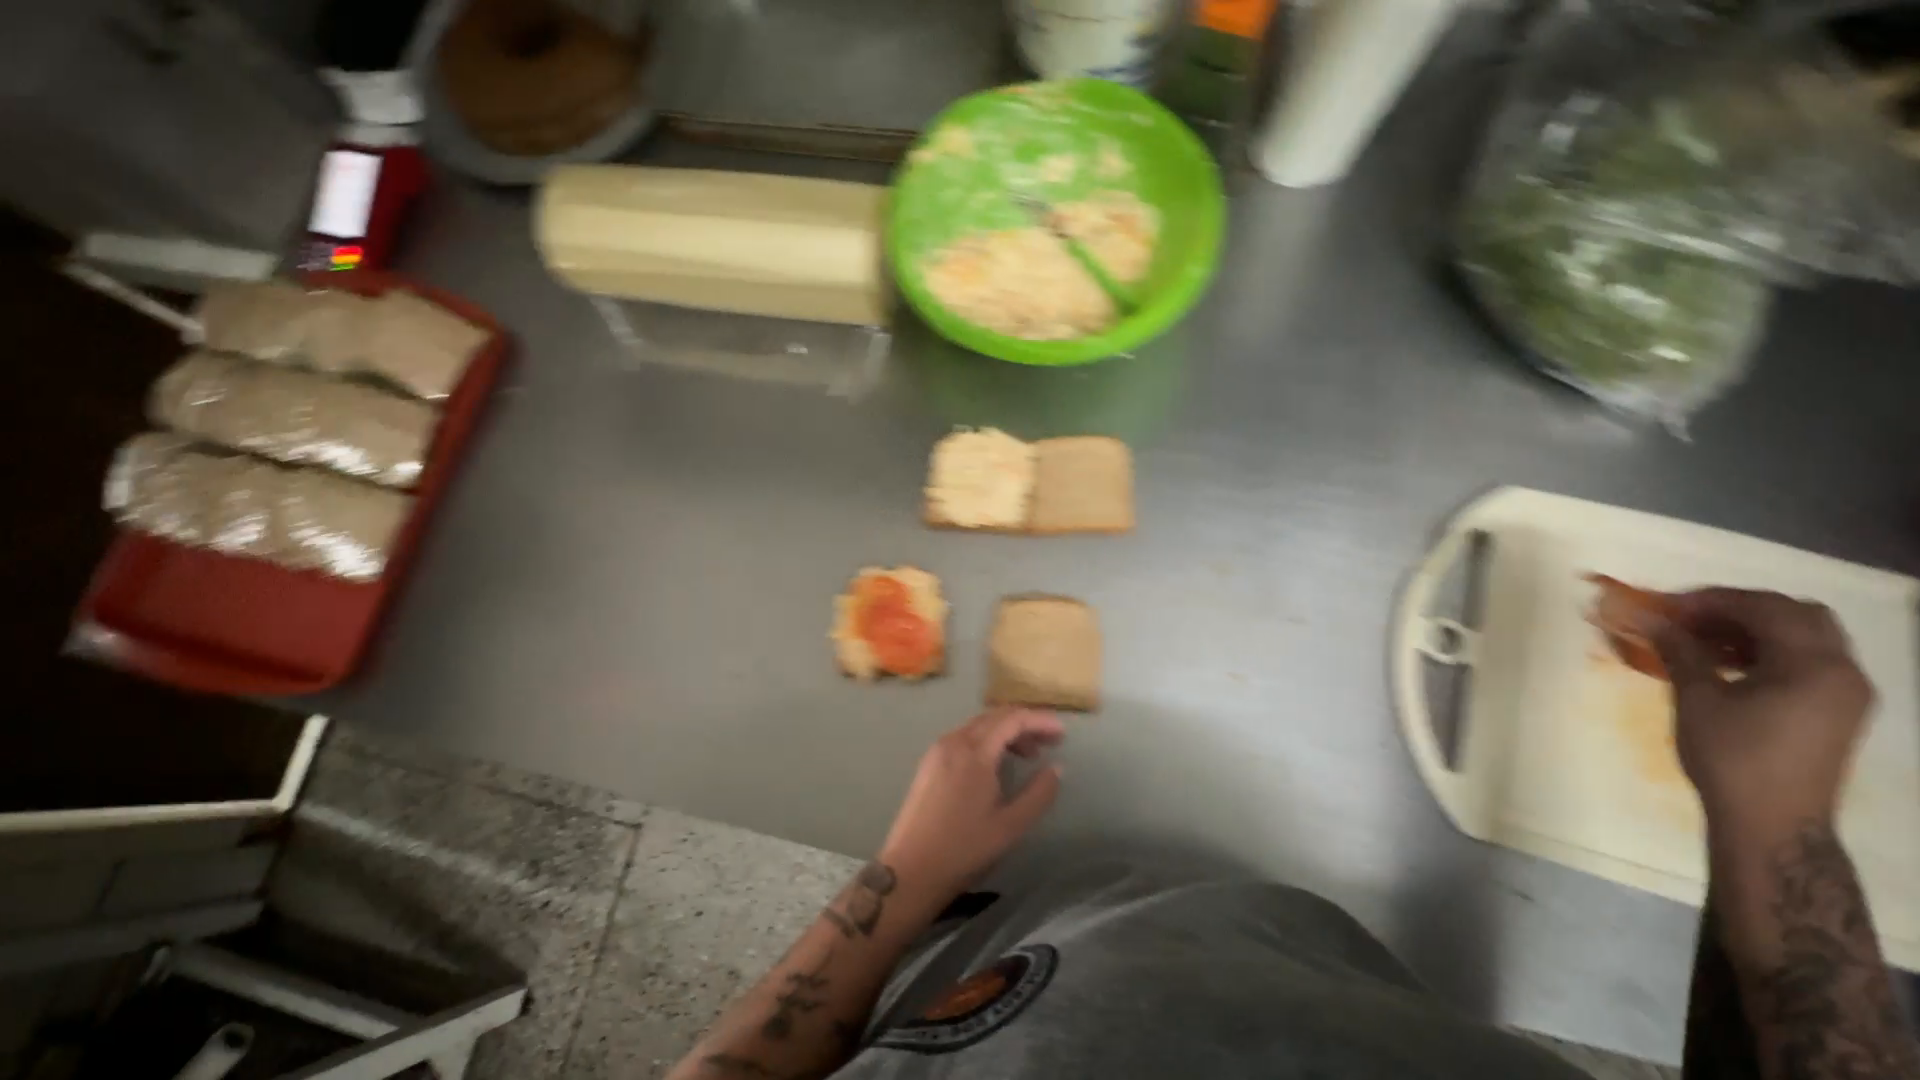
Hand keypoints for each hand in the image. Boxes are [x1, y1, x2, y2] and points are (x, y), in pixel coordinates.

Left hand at [877, 708, 1064, 898]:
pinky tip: (997, 765)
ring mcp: (937, 751)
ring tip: (1028, 756)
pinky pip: (964, 739)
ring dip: (1005, 733)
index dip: (1040, 721)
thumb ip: (1039, 793)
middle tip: (1050, 743)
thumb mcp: (1011, 825)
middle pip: (994, 717)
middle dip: (1025, 724)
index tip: (1062, 733)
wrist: (911, 870)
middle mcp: (953, 742)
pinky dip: (986, 742)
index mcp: (974, 752)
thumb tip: (1056, 768)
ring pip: (978, 727)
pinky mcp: (929, 764)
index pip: (1012, 719)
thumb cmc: (964, 848)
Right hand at [1646, 588, 1874, 846]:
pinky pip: (1807, 662)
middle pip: (1797, 615)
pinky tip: (1728, 665)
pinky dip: (1768, 652)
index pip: (1767, 608)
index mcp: (1815, 665)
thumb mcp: (1698, 699)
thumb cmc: (1733, 758)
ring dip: (1754, 629)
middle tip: (1691, 618)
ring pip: (1805, 637)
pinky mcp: (1836, 711)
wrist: (1772, 823)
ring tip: (1703, 641)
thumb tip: (1651, 619)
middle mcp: (1843, 671)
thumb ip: (1680, 651)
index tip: (1667, 606)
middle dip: (1740, 609)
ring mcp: (1846, 693)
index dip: (1713, 600)